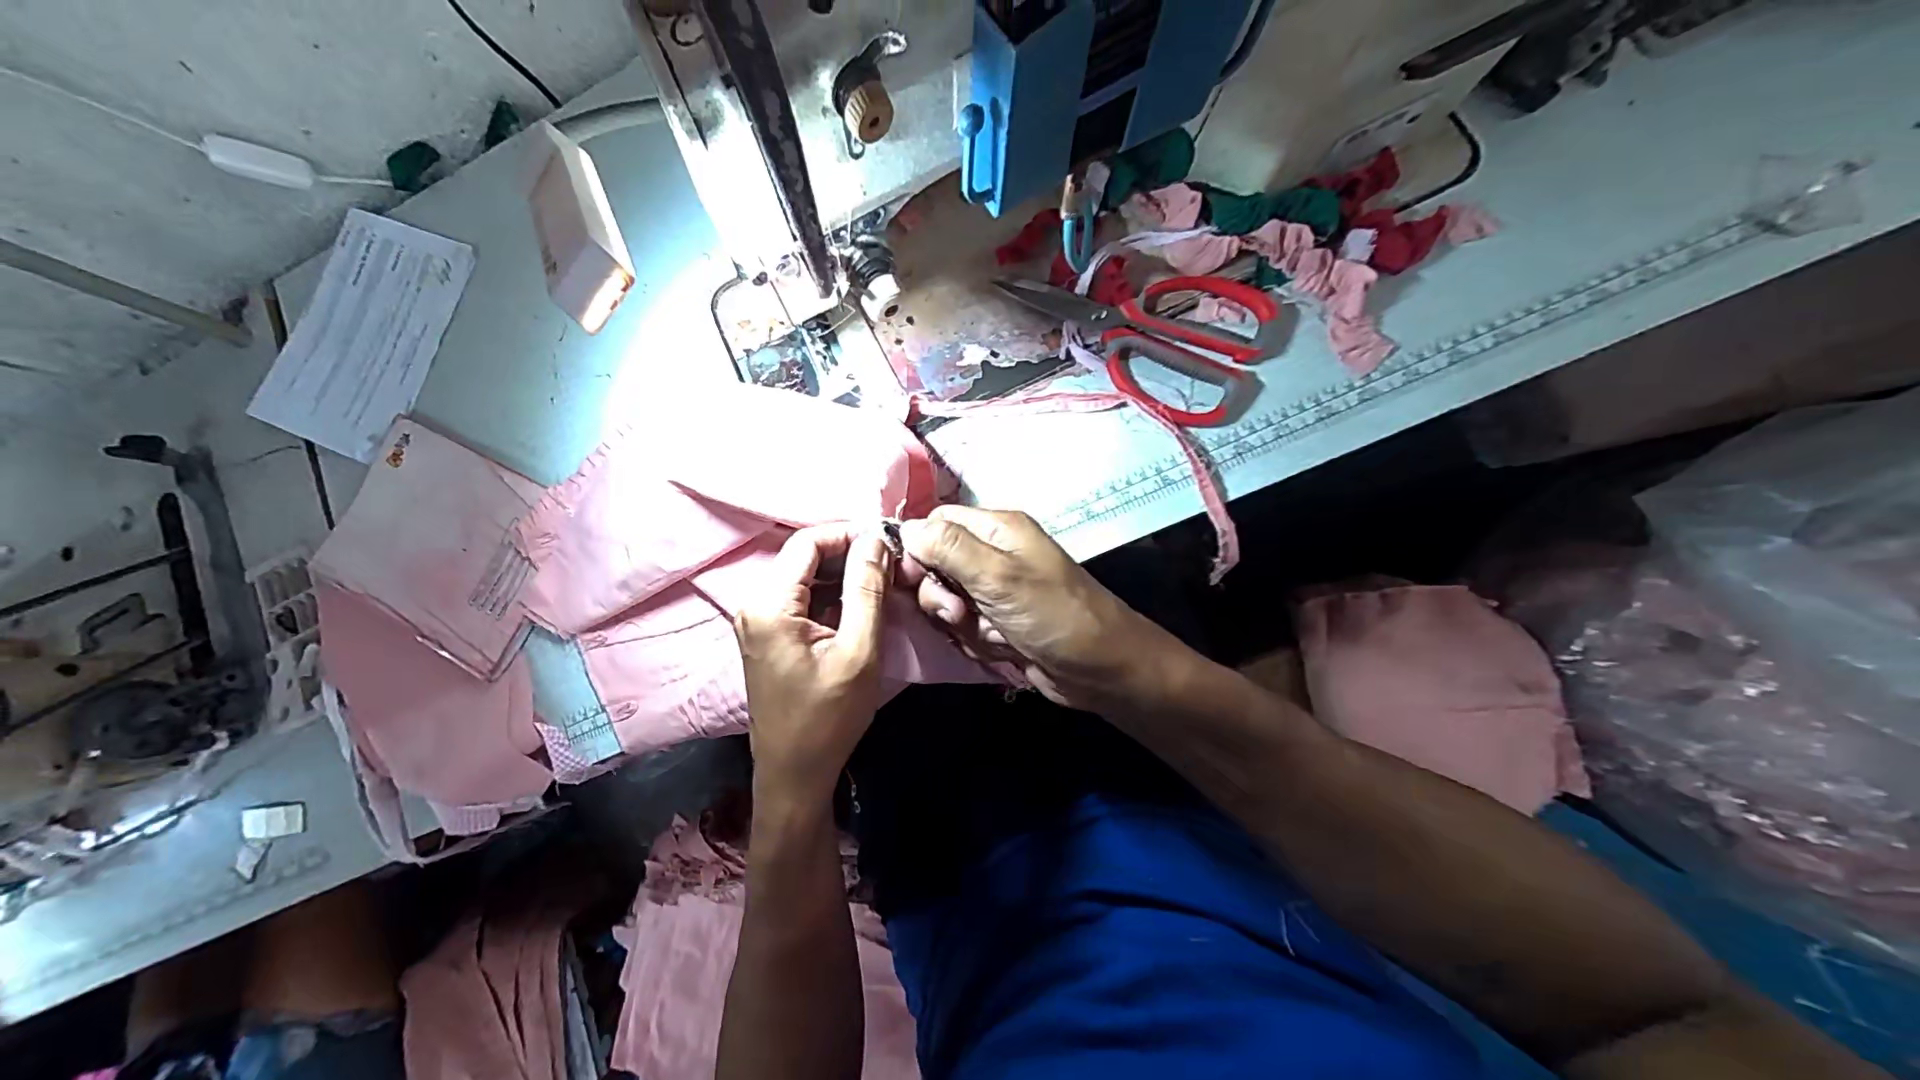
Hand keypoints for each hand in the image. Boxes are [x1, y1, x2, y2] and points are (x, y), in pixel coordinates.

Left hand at [735, 524, 892, 805]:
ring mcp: (758, 622)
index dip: (849, 533)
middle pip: (804, 557)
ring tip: (885, 581)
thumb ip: (867, 588)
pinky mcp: (769, 637)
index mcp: (769, 605)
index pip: (807, 542)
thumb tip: (877, 538)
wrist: (795, 774)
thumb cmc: (828, 718)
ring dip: (844, 575)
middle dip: (850, 554)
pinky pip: (803, 601)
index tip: (889, 539)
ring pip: (806, 578)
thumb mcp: (859, 651)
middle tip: (894, 562)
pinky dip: (834, 596)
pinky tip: (864, 604)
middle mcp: (754, 605)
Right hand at [897, 507, 1191, 712]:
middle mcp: (993, 555)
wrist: (1101, 671)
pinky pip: (963, 629)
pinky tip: (1002, 650)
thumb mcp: (997, 576)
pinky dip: (976, 642)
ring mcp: (994, 593)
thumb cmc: (1053, 614)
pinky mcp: (997, 625)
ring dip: (961, 624)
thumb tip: (903, 528)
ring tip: (993, 635)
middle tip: (958, 612)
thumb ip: (947, 548)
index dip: (916, 548)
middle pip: (934, 566)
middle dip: (940, 596)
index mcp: (997, 528)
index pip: (936, 523)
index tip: (910, 578)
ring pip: (945, 603)